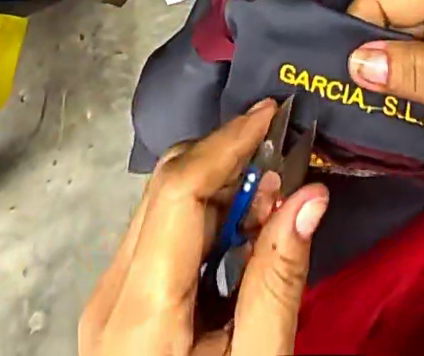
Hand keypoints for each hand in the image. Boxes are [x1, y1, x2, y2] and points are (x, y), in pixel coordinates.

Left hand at [80, 101, 329, 355]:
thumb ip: (280, 279)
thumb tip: (312, 193)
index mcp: (138, 310)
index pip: (178, 190)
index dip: (229, 140)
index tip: (277, 113)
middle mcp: (112, 291)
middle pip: (168, 185)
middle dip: (232, 154)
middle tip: (289, 156)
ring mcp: (111, 297)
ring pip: (166, 199)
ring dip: (226, 180)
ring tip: (276, 198)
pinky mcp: (123, 303)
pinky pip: (167, 227)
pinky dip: (213, 209)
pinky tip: (248, 228)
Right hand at [343, 0, 423, 167]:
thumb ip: (422, 75)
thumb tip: (353, 59)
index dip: (354, 38)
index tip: (333, 88)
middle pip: (389, 14)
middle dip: (366, 56)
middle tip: (341, 109)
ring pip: (403, 36)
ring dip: (385, 72)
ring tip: (363, 116)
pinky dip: (409, 79)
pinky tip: (399, 110)